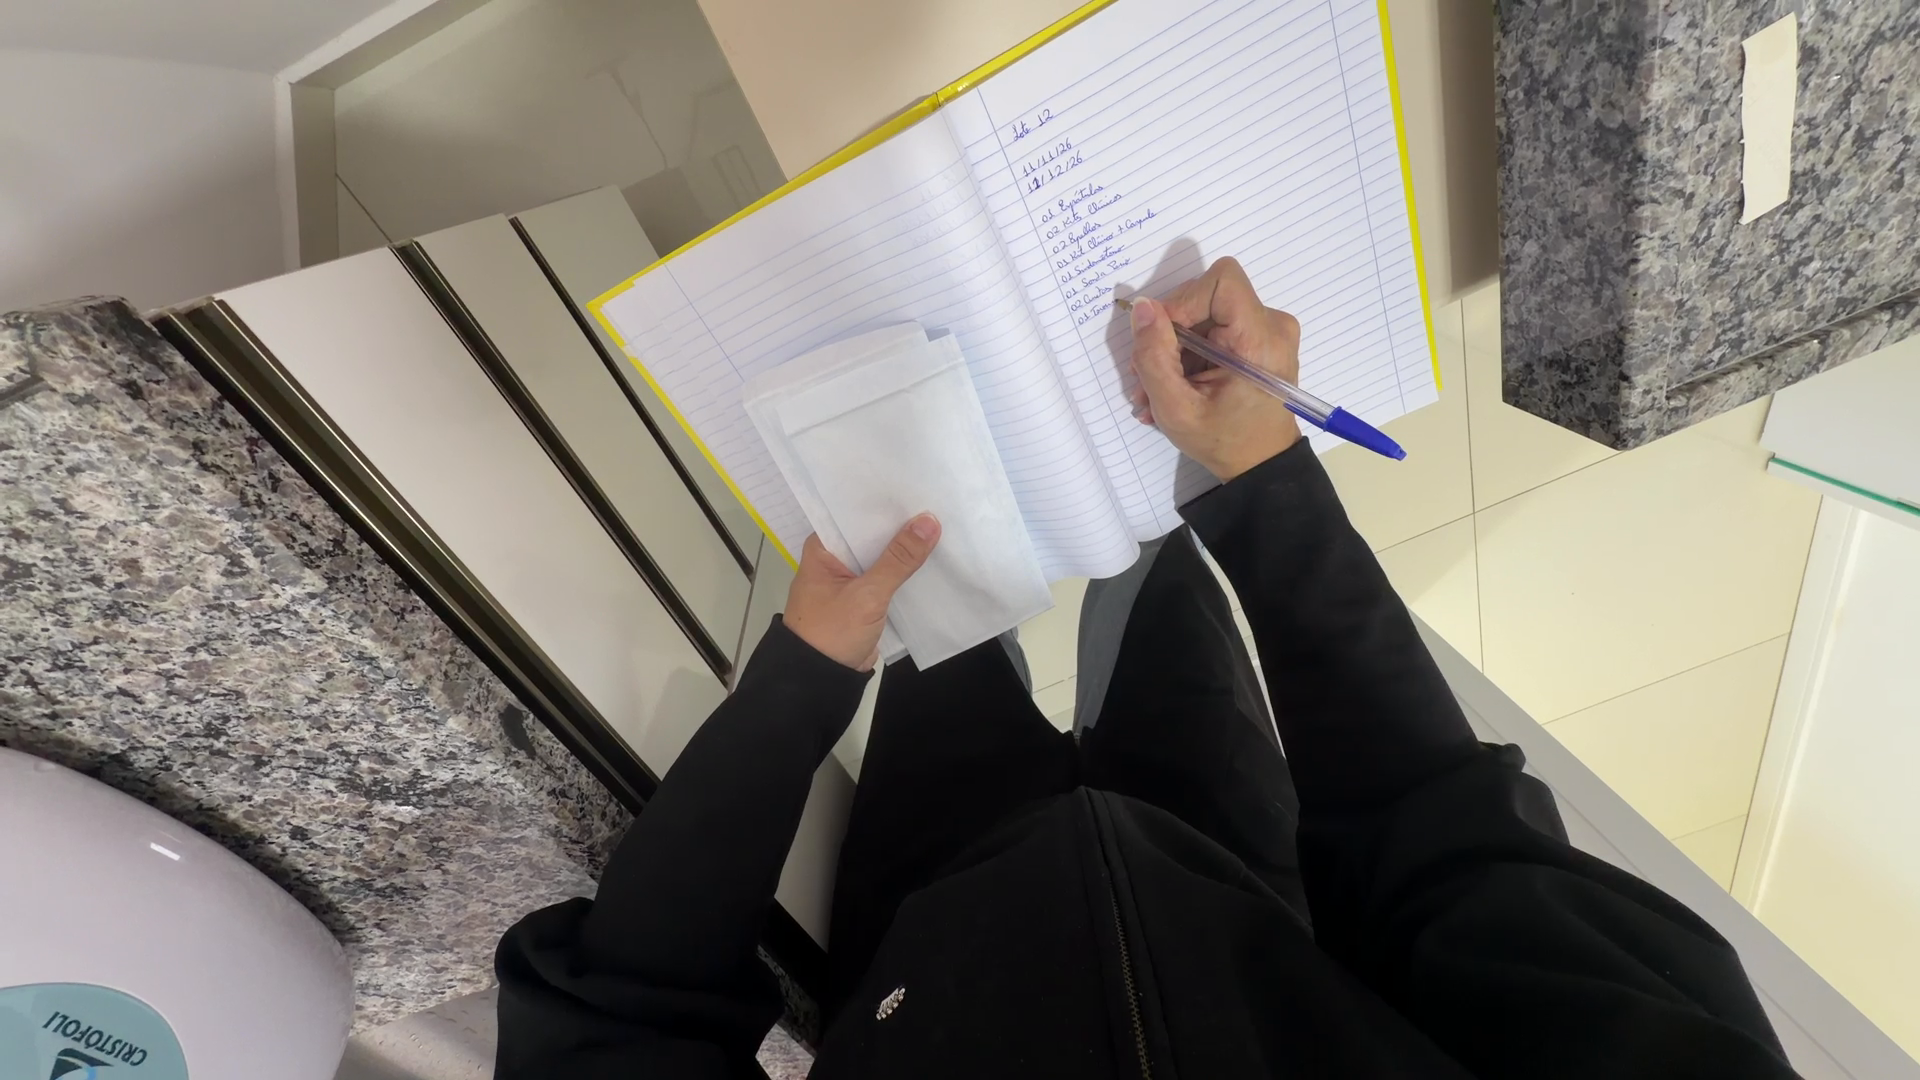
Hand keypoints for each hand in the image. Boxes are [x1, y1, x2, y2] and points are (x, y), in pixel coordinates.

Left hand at [783, 514, 940, 670]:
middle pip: (871, 533)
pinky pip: (886, 576)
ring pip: (881, 555)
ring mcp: (849, 578)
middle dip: (900, 523)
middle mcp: (834, 558)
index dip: (885, 502)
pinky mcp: (863, 597)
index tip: (916, 487)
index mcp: (823, 548)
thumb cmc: (831, 632)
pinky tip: (931, 557)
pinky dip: (904, 570)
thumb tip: (929, 521)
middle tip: (936, 501)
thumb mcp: (868, 594)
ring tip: (941, 524)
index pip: (855, 514)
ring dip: (904, 548)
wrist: (820, 680)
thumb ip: (899, 559)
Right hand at [1126, 257, 1302, 480]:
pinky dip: (1189, 354)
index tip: (1164, 340)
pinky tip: (1177, 385)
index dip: (1183, 301)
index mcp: (1260, 339)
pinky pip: (1215, 328)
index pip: (1221, 280)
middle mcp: (1272, 324)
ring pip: (1206, 315)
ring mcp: (1268, 331)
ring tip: (1157, 390)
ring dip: (1174, 349)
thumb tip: (1141, 308)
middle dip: (1170, 333)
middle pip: (1207, 298)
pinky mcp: (1259, 339)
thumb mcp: (1175, 408)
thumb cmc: (1222, 441)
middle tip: (1147, 376)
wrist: (1260, 463)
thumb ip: (1153, 356)